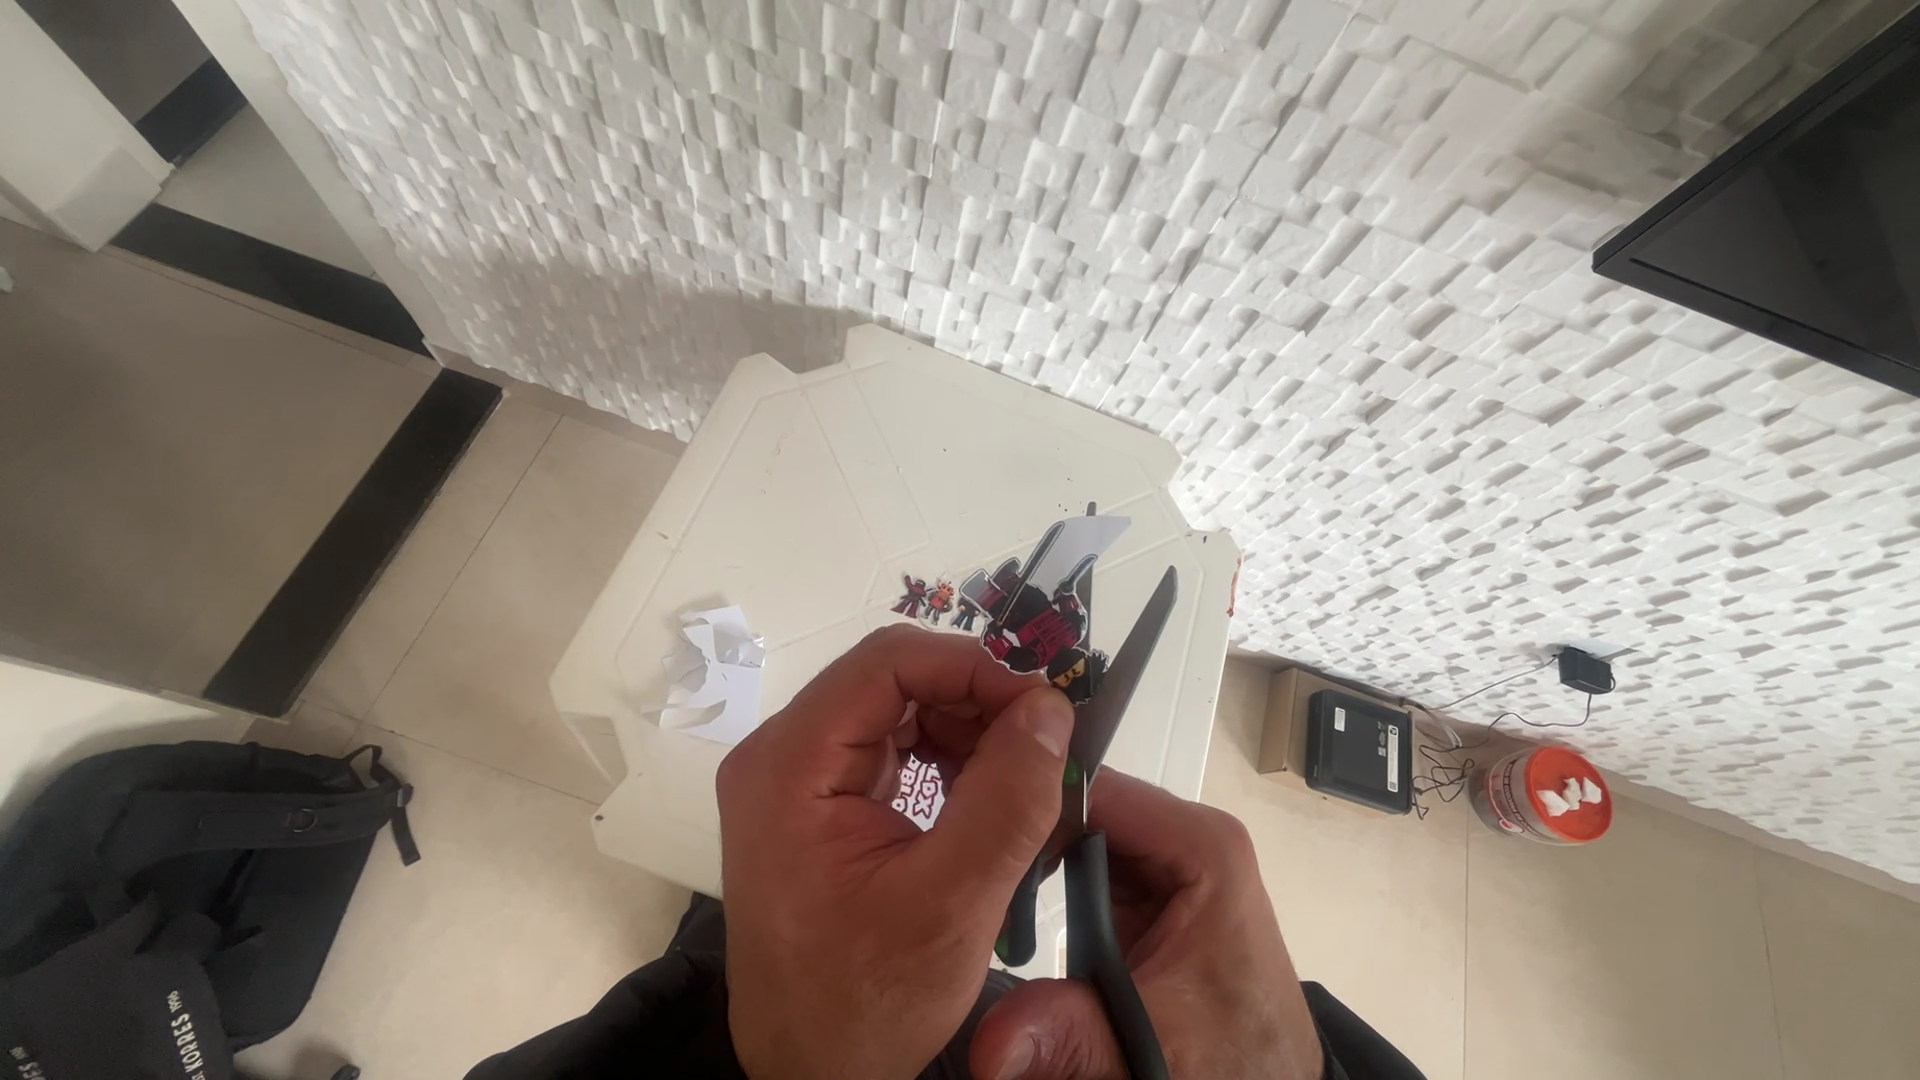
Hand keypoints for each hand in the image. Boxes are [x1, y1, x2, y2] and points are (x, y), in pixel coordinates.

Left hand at [717, 625, 1077, 1078]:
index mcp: (790, 765)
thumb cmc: (865, 1004)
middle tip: (1043, 737)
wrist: (807, 1069)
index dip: (971, 666)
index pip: (887, 664)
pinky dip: (949, 752)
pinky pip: (895, 742)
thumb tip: (1050, 709)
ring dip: (967, 723)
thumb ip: (1007, 801)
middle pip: (892, 677)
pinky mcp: (822, 794)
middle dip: (975, 696)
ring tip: (1021, 767)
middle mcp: (784, 752)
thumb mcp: (950, 907)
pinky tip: (985, 785)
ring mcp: (800, 772)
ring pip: (899, 704)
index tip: (1041, 705)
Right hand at [969, 770, 1324, 1079]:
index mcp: (1202, 844)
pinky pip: (1086, 851)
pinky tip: (1014, 894)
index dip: (1036, 807)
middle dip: (1030, 829)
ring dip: (1035, 850)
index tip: (980, 845)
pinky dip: (1050, 869)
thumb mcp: (1152, 1045)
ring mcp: (1167, 852)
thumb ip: (1071, 1032)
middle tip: (974, 866)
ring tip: (988, 882)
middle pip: (1086, 801)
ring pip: (1080, 822)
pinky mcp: (1150, 877)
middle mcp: (1186, 832)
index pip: (1099, 790)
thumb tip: (987, 1043)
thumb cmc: (1234, 1060)